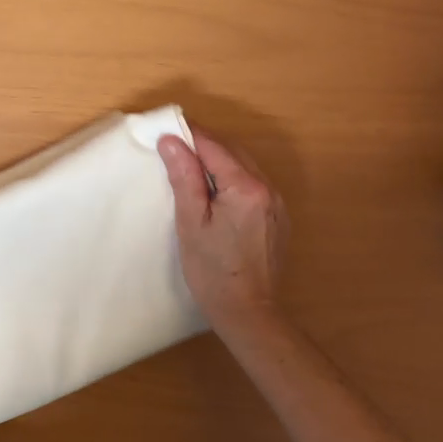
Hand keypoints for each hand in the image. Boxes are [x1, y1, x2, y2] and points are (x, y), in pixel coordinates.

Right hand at [159, 129, 290, 337]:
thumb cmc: (212, 271)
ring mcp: (276, 203)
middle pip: (233, 152)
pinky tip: (214, 192)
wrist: (247, 311)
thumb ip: (184, 178)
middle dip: (204, 145)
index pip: (214, 147)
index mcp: (245, 187)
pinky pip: (253, 185)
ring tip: (189, 167)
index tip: (165, 130)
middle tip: (173, 146)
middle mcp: (268, 188)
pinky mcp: (277, 217)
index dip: (189, 135)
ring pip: (244, 167)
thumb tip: (171, 142)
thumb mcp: (191, 223)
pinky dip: (232, 178)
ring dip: (218, 161)